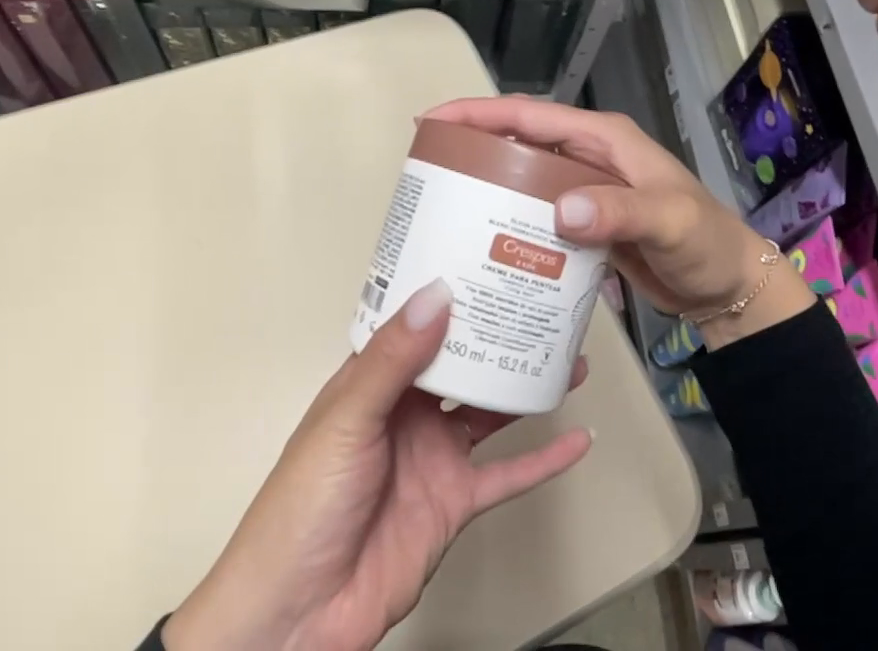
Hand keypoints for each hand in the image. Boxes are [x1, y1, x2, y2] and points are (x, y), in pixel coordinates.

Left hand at [161, 279, 592, 650]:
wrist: (301, 613)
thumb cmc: (301, 508)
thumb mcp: (346, 421)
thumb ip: (392, 361)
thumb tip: (436, 296)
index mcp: (371, 385)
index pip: (415, 328)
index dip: (448, 297)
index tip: (486, 264)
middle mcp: (406, 415)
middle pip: (462, 366)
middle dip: (497, 338)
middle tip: (541, 307)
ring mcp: (433, 458)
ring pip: (490, 413)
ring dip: (526, 389)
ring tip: (568, 359)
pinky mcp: (454, 502)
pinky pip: (508, 475)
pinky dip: (543, 460)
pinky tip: (575, 441)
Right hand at [422, 98, 814, 348]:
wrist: (728, 287)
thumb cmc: (705, 243)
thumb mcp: (670, 221)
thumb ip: (621, 212)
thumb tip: (560, 210)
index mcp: (604, 140)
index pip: (531, 116)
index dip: (480, 113)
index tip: (431, 122)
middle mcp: (590, 158)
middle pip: (520, 144)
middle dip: (473, 148)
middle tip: (427, 172)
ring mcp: (587, 193)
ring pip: (525, 180)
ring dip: (487, 187)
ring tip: (442, 207)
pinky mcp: (586, 226)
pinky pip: (538, 215)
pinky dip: (511, 222)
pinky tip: (483, 243)